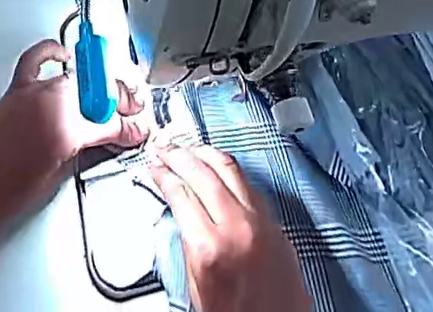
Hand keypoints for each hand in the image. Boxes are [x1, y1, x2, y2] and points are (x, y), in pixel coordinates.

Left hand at [0, 39, 148, 221]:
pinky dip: (52, 52)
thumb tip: (107, 139)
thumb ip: (87, 148)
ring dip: (95, 83)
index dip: (130, 125)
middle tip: (131, 113)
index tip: (138, 128)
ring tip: (107, 93)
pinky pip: (37, 60)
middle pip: (97, 92)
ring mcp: (34, 92)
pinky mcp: (17, 90)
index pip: (111, 119)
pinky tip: (64, 55)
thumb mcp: (60, 174)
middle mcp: (50, 102)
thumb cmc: (5, 193)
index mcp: (67, 128)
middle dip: (119, 101)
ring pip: (75, 76)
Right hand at [148, 144, 310, 311]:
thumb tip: (178, 202)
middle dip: (177, 154)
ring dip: (203, 152)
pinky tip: (216, 167)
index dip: (162, 173)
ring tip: (188, 148)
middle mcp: (238, 229)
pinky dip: (228, 169)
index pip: (179, 191)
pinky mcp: (278, 227)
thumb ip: (188, 238)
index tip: (154, 165)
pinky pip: (249, 184)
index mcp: (211, 248)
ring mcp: (262, 224)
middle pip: (201, 171)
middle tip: (164, 149)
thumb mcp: (196, 284)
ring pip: (228, 167)